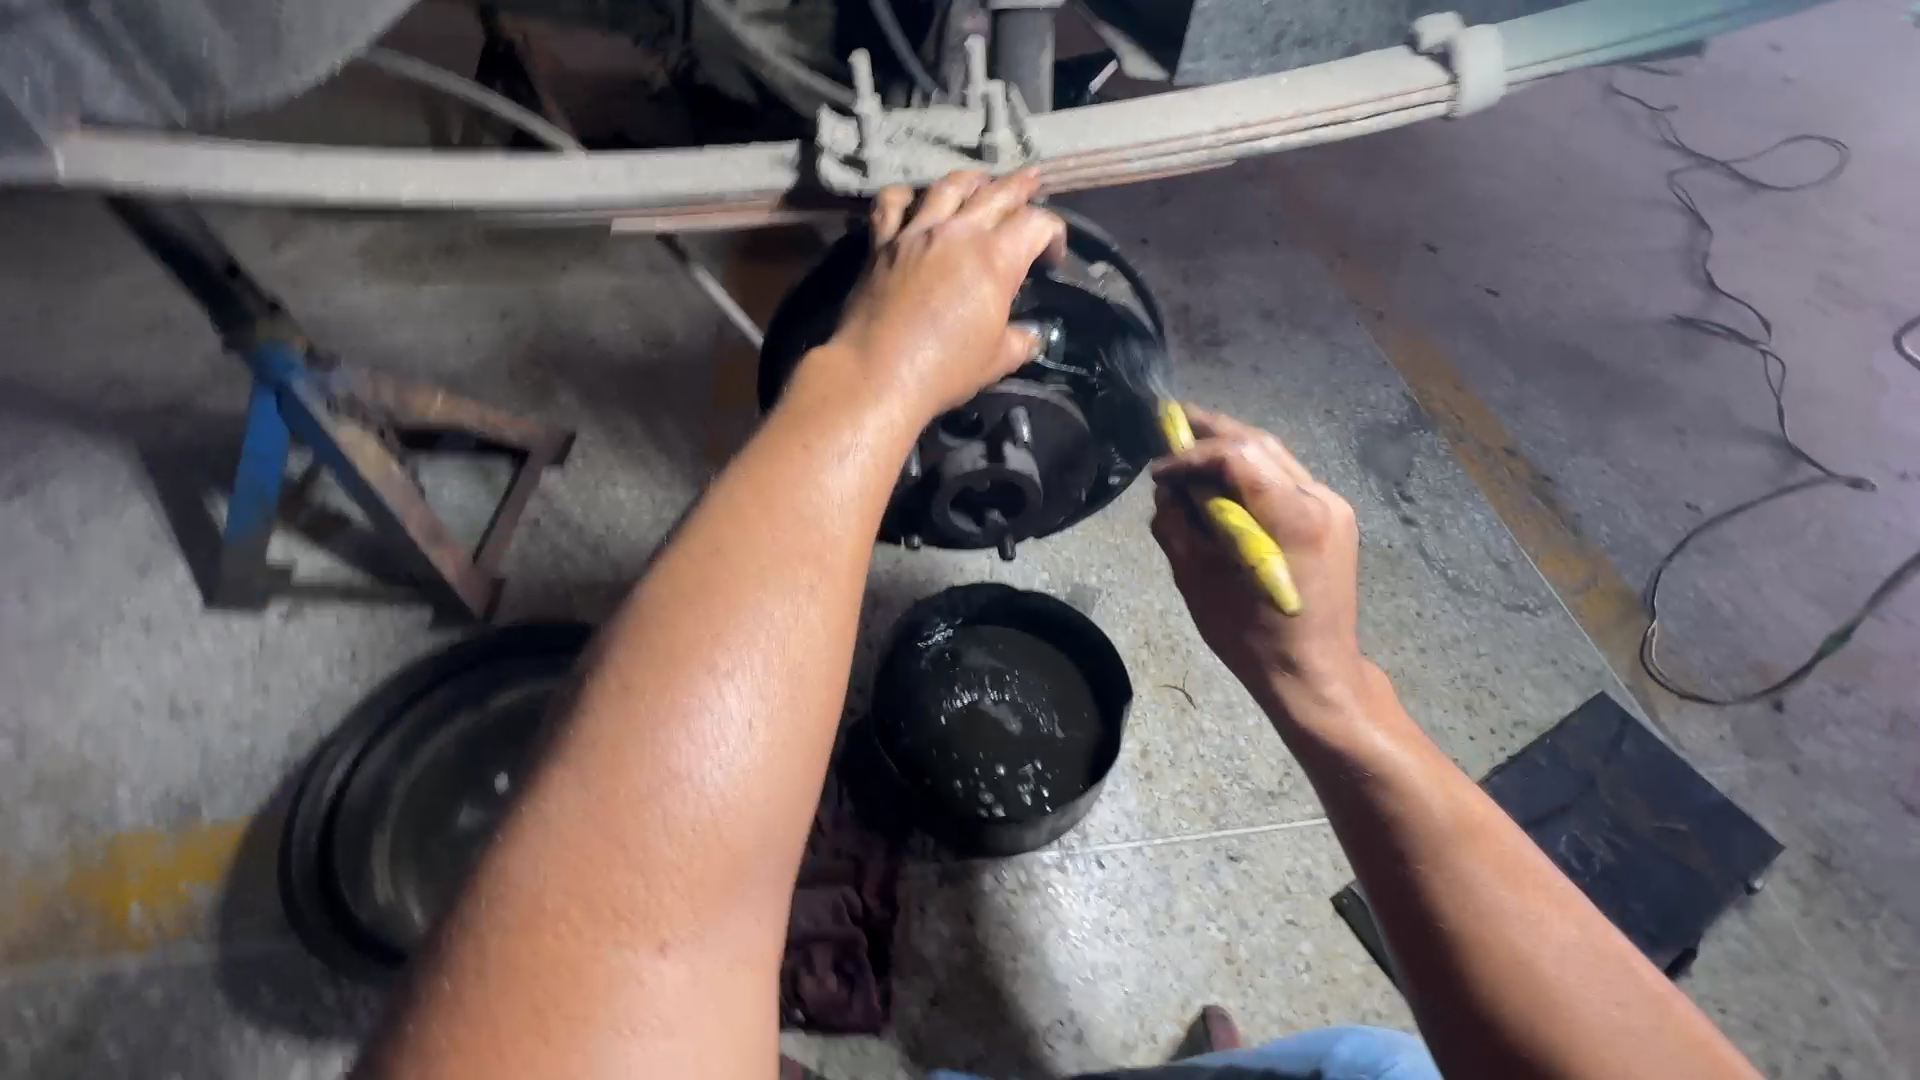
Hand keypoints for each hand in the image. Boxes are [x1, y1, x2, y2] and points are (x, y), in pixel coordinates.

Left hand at [817, 169, 1065, 418]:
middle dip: (1021, 186)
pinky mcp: (882, 243)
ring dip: (971, 180)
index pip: (1037, 223)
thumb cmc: (944, 370)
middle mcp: (958, 233)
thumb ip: (1021, 340)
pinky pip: (892, 204)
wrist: (878, 374)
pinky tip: (912, 200)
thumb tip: (1031, 335)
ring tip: (981, 181)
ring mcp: (916, 233)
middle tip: (1032, 182)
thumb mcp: (998, 360)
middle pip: (997, 192)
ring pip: (948, 186)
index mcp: (996, 259)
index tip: (1052, 257)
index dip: (1053, 234)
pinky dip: (906, 196)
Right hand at [1151, 408, 1371, 715]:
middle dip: (1212, 431)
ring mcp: (1333, 507)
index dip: (1191, 454)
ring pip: (1275, 456)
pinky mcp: (1333, 519)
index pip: (1237, 454)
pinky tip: (1223, 480)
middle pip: (1259, 443)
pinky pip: (1285, 480)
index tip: (1158, 471)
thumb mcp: (1197, 580)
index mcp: (1291, 515)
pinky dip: (1250, 472)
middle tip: (1170, 421)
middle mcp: (1321, 498)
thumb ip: (1177, 525)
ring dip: (1231, 448)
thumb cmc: (1250, 637)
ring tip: (1191, 443)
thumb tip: (1169, 492)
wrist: (1313, 673)